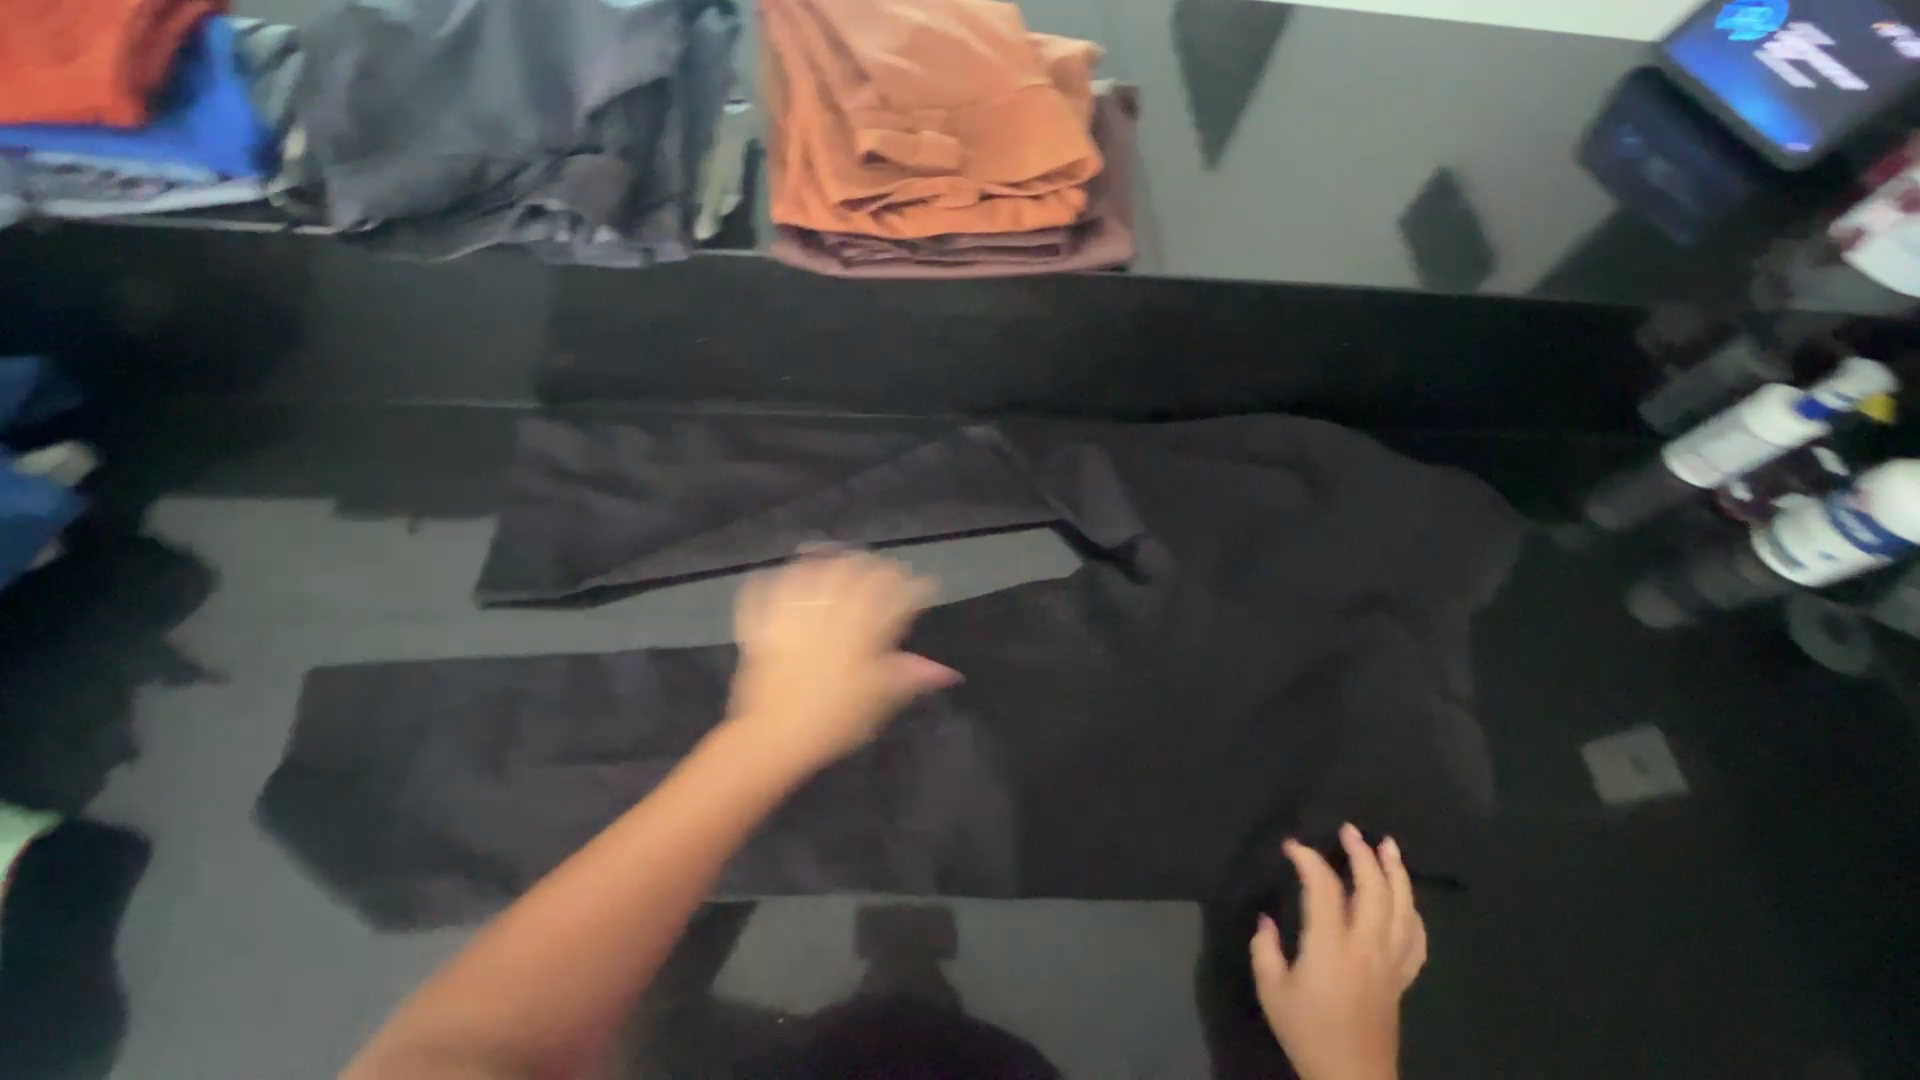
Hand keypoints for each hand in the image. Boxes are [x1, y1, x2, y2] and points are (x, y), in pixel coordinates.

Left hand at [726, 550, 959, 775]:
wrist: (777, 736)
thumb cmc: (836, 720)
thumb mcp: (881, 699)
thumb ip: (911, 676)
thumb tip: (948, 672)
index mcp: (862, 630)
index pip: (894, 594)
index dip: (912, 585)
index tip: (922, 585)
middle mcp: (829, 613)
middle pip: (852, 571)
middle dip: (870, 563)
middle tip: (880, 567)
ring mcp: (792, 616)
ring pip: (808, 572)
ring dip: (822, 560)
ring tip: (830, 554)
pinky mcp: (762, 627)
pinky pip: (761, 595)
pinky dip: (769, 582)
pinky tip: (776, 576)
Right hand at [1249, 825, 1426, 1079]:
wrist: (1352, 1078)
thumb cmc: (1306, 1032)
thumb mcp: (1271, 990)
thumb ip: (1265, 949)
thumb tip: (1268, 921)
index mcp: (1331, 946)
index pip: (1324, 888)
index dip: (1309, 860)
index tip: (1292, 846)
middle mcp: (1366, 947)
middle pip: (1374, 889)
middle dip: (1363, 855)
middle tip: (1349, 831)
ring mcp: (1391, 963)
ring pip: (1403, 909)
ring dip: (1397, 874)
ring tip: (1388, 846)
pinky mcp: (1402, 980)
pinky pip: (1417, 940)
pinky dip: (1414, 914)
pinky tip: (1406, 900)